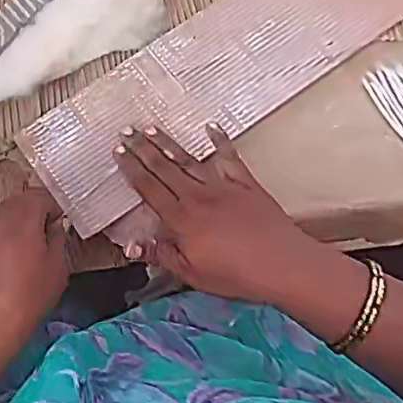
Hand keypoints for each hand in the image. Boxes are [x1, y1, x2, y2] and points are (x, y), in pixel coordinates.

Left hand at [0, 186, 69, 358]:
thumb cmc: (26, 300)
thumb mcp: (57, 270)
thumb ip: (58, 240)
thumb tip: (54, 226)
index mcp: (21, 217)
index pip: (41, 196)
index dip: (55, 207)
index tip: (63, 223)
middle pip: (20, 202)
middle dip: (36, 213)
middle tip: (49, 236)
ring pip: (4, 217)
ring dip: (18, 226)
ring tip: (31, 252)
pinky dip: (3, 240)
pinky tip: (10, 265)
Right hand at [113, 124, 359, 305]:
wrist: (284, 264)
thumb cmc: (237, 274)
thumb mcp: (192, 273)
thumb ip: (161, 255)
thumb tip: (130, 246)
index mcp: (181, 219)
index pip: (149, 188)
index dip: (131, 168)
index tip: (118, 151)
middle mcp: (197, 197)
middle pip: (163, 168)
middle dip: (142, 148)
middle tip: (126, 130)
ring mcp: (222, 187)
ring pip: (188, 160)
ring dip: (168, 143)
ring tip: (150, 127)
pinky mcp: (245, 184)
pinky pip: (228, 158)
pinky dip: (219, 141)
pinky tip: (209, 128)